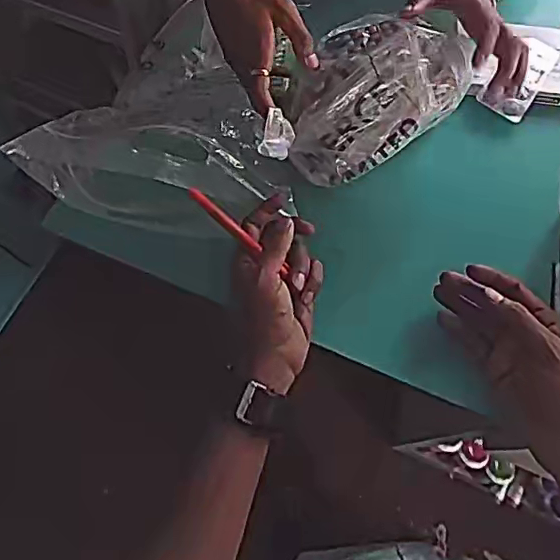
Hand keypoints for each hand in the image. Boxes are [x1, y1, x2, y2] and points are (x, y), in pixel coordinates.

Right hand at [204, 0, 317, 112]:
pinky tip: (275, 78)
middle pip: (255, 95)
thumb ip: (301, 40)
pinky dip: (259, 81)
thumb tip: (314, 66)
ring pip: (251, 84)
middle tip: (289, 121)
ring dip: (265, 95)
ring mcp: (234, 58)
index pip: (261, 96)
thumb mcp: (286, 13)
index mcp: (256, 55)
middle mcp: (242, 61)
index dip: (271, 115)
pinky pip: (246, 74)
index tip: (283, 129)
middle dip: (271, 111)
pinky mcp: (231, 52)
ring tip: (286, 103)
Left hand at [234, 196, 322, 393]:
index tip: (283, 197)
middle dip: (296, 240)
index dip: (267, 208)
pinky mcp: (300, 292)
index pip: (254, 223)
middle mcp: (264, 265)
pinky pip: (313, 273)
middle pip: (284, 235)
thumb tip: (284, 219)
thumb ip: (275, 246)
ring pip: (301, 254)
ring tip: (297, 289)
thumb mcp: (265, 280)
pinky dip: (313, 281)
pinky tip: (306, 296)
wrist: (275, 361)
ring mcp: (282, 279)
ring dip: (304, 268)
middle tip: (308, 232)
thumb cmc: (261, 323)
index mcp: (247, 259)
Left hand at [402, 0, 528, 101]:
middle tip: (495, 91)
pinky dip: (518, 73)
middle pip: (512, 47)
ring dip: (517, 75)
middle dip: (507, 70)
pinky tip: (512, 89)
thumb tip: (407, 11)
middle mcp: (498, 23)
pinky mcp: (501, 40)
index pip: (491, 30)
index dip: (488, 48)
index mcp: (482, 12)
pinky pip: (517, 56)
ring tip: (506, 96)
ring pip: (520, 53)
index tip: (480, 66)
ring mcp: (502, 32)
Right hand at [434, 266, 559, 466]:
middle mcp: (524, 333)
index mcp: (544, 323)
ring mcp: (509, 353)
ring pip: (480, 323)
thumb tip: (488, 294)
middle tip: (445, 279)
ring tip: (439, 292)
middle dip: (470, 291)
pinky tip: (445, 320)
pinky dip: (459, 332)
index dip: (493, 280)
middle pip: (493, 305)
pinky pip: (474, 347)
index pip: (515, 293)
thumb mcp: (547, 349)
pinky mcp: (495, 373)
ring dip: (461, 307)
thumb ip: (517, 319)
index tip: (470, 270)